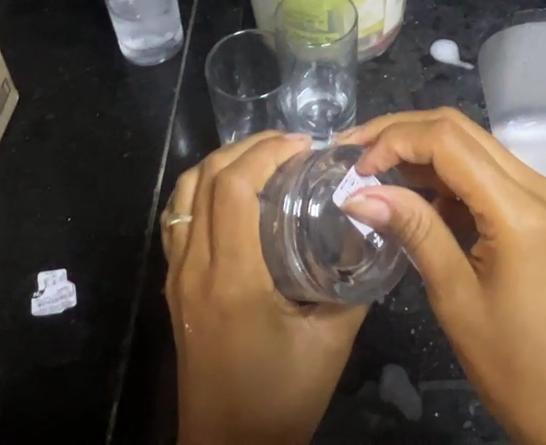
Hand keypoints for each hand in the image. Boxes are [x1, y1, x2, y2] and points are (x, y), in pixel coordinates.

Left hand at [163, 131, 368, 444]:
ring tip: (265, 159)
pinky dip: (202, 189)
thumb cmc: (281, 399)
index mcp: (232, 278)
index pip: (233, 186)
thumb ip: (353, 285)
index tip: (305, 145)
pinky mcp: (173, 287)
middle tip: (292, 145)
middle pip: (204, 178)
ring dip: (222, 163)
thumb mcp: (330, 344)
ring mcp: (177, 276)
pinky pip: (177, 218)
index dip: (266, 151)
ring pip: (183, 193)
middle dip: (248, 148)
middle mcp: (194, 267)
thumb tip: (372, 231)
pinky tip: (235, 194)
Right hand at [339, 110, 545, 444]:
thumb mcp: (454, 297)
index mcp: (519, 209)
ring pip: (473, 144)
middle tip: (353, 150)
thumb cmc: (513, 363)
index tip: (355, 168)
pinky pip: (487, 171)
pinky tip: (414, 194)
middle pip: (460, 129)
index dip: (395, 141)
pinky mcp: (540, 211)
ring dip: (422, 148)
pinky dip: (446, 172)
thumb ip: (413, 230)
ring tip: (373, 168)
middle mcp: (537, 187)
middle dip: (402, 132)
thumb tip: (358, 192)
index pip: (448, 141)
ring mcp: (543, 196)